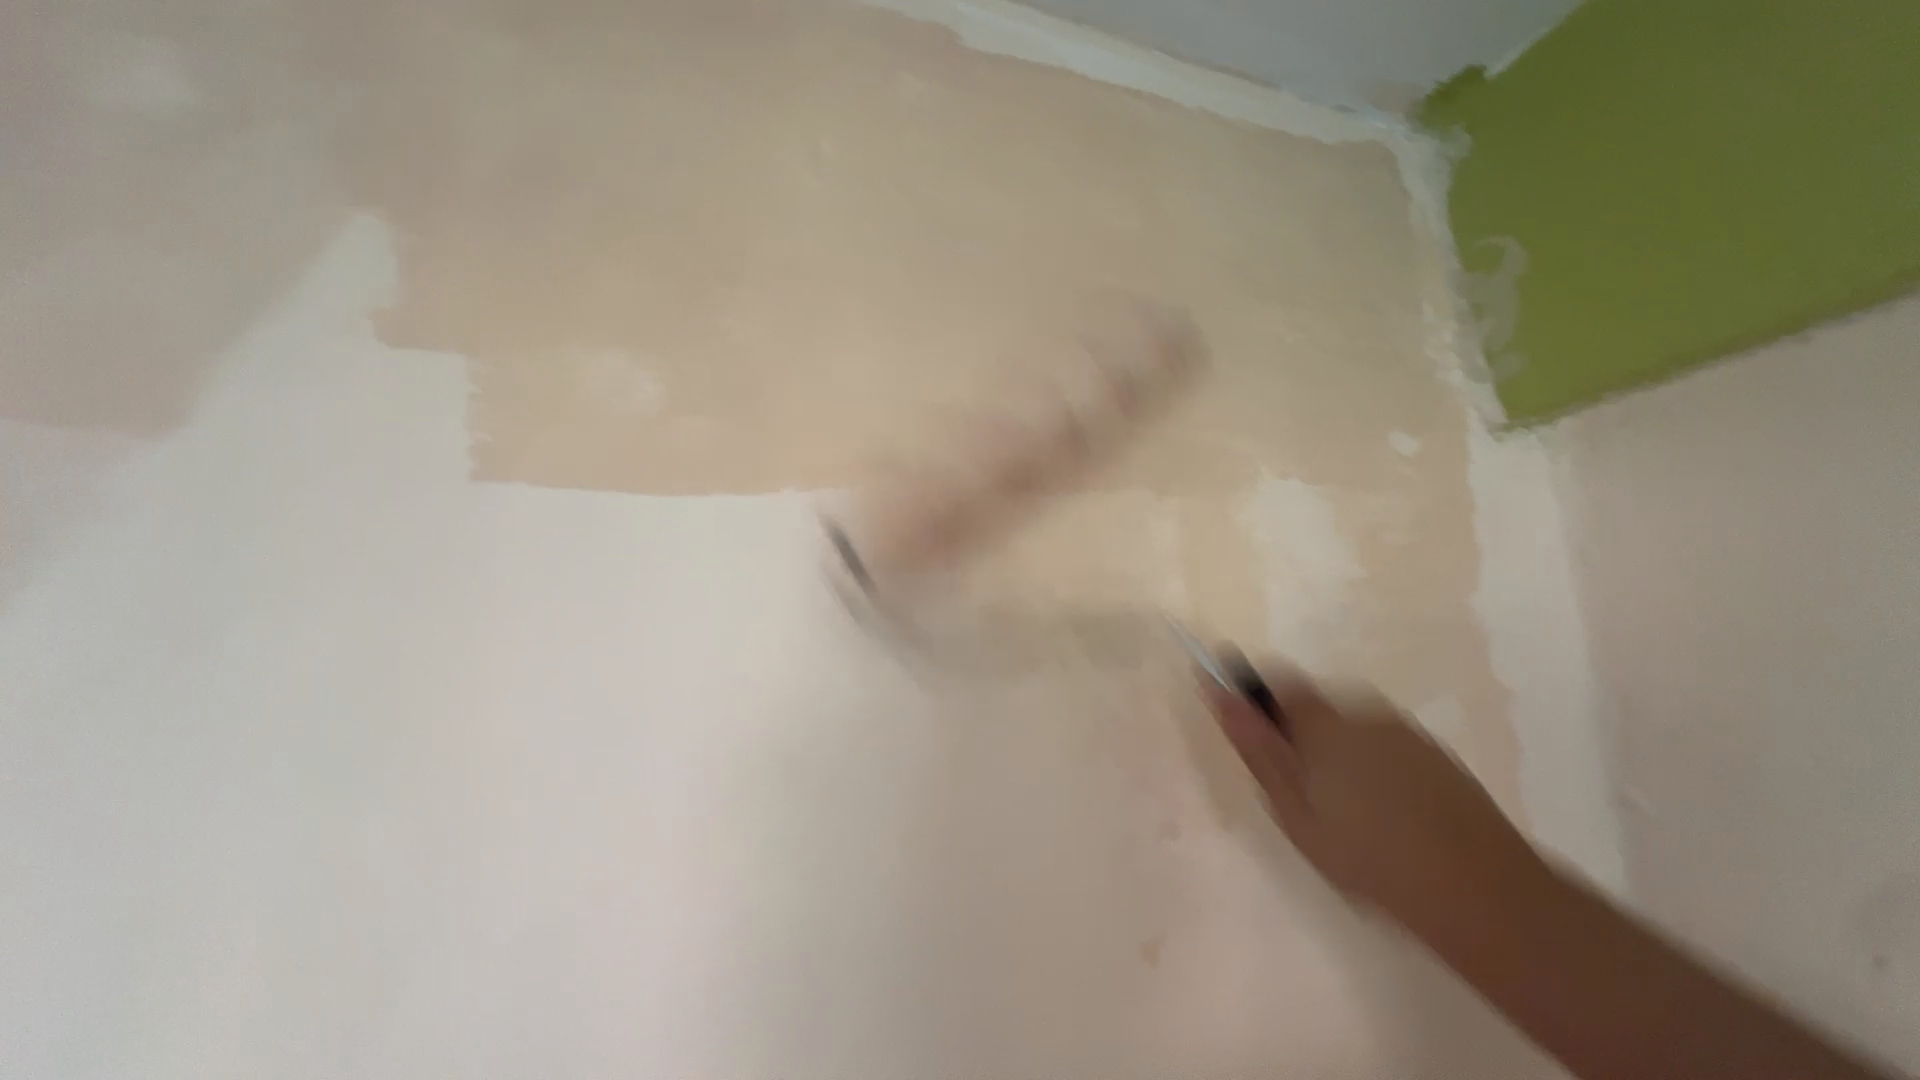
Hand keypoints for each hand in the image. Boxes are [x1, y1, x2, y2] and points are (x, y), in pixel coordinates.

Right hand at [1202, 660, 1546, 936]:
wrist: (1480, 892)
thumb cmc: (1367, 857)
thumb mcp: (1294, 811)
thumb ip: (1257, 748)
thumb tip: (1218, 691)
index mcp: (1325, 722)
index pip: (1278, 682)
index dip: (1259, 700)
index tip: (1252, 734)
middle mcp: (1367, 713)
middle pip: (1317, 706)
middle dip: (1301, 735)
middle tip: (1301, 794)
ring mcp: (1409, 733)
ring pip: (1355, 729)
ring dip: (1341, 753)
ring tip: (1347, 813)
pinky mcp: (1439, 757)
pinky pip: (1389, 748)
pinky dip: (1377, 769)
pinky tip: (1387, 816)